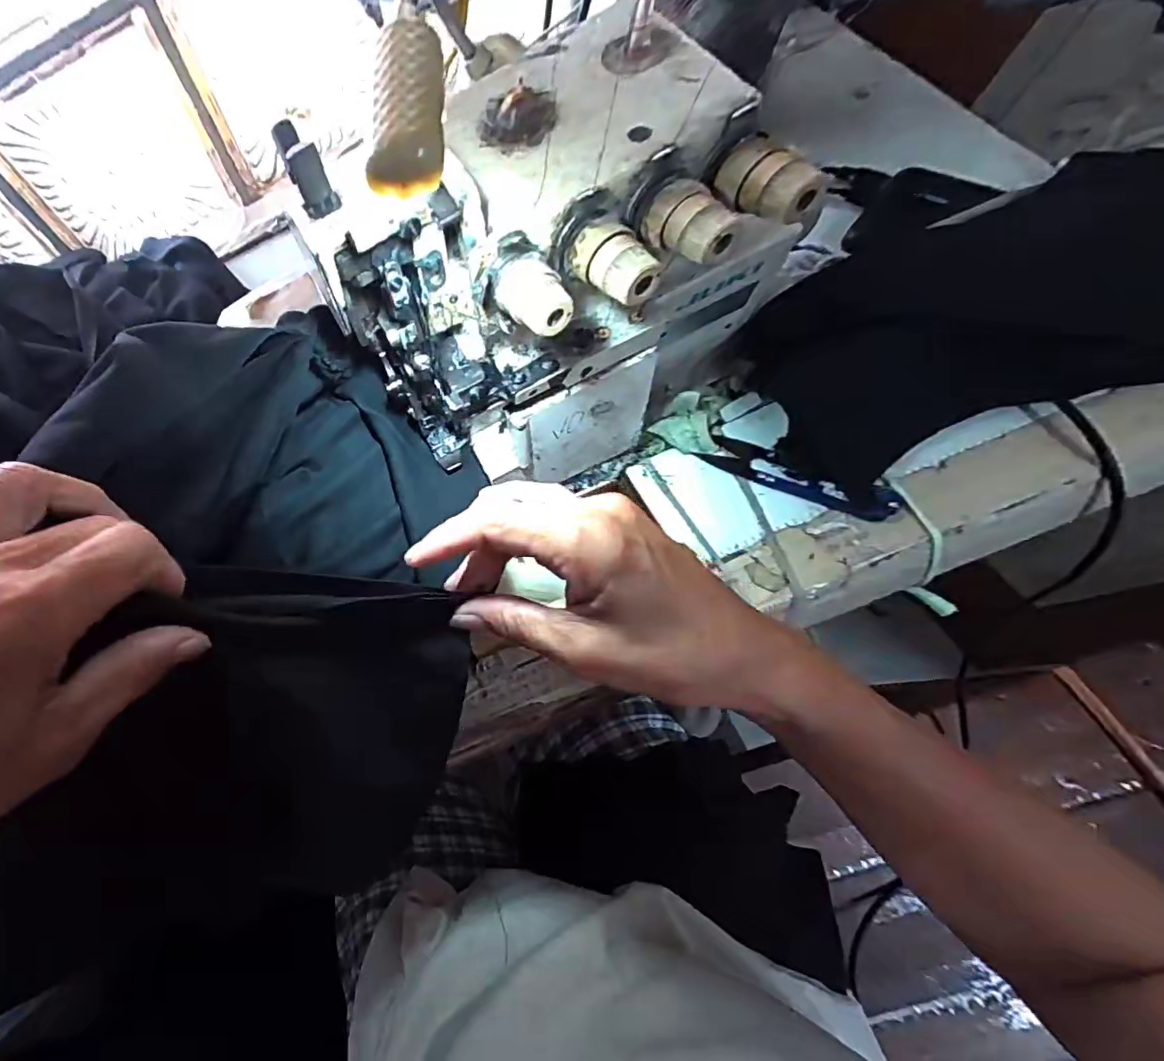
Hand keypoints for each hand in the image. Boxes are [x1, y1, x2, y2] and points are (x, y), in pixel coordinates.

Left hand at [0, 414, 209, 938]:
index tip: (170, 602)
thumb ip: (125, 676)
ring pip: (14, 484)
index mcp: (27, 612)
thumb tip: (189, 636)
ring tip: (90, 526)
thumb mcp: (51, 746)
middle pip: (80, 517)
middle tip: (137, 586)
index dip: (162, 567)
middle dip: (127, 542)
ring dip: (68, 495)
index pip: (124, 549)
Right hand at [406, 482, 845, 719]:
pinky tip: (511, 570)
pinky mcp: (617, 518)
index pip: (496, 521)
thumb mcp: (583, 648)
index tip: (415, 562)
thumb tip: (460, 612)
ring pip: (527, 507)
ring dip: (494, 540)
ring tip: (477, 586)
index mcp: (587, 536)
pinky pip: (551, 515)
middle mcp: (595, 507)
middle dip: (469, 542)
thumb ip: (513, 621)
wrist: (748, 654)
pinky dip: (521, 538)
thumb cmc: (670, 657)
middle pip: (507, 505)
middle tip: (454, 590)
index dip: (448, 540)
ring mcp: (609, 508)